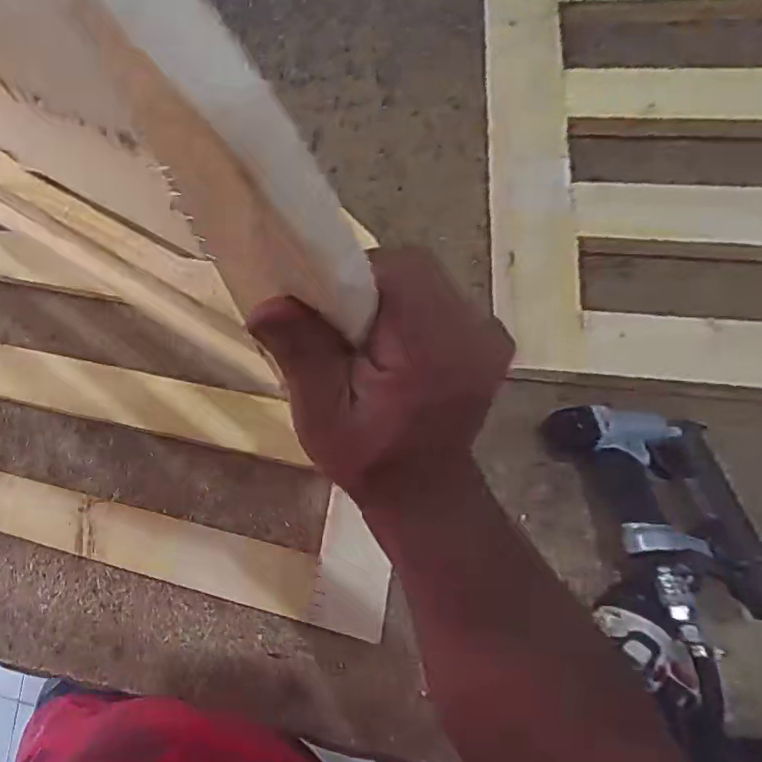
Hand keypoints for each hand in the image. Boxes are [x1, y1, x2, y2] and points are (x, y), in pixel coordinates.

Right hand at [246, 248, 512, 504]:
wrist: (425, 493)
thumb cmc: (370, 460)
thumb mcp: (322, 418)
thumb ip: (302, 356)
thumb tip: (270, 305)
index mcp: (432, 349)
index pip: (394, 271)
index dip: (352, 278)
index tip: (325, 309)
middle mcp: (472, 331)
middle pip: (413, 268)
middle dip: (369, 287)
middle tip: (339, 327)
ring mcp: (488, 333)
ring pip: (427, 280)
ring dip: (390, 298)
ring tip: (367, 341)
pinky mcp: (491, 338)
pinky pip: (442, 299)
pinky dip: (412, 312)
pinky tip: (398, 350)